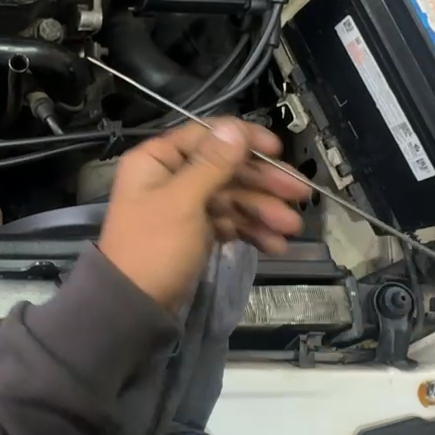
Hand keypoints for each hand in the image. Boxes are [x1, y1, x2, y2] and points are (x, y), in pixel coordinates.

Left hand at [98, 118, 312, 311]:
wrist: (134, 308)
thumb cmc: (153, 248)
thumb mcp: (182, 202)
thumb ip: (212, 164)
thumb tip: (235, 126)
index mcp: (157, 160)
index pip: (207, 136)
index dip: (244, 140)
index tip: (278, 150)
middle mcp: (169, 177)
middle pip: (225, 168)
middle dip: (263, 183)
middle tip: (300, 194)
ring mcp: (183, 207)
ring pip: (231, 198)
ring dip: (262, 211)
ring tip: (291, 229)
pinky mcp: (194, 233)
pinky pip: (228, 223)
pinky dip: (250, 231)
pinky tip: (274, 244)